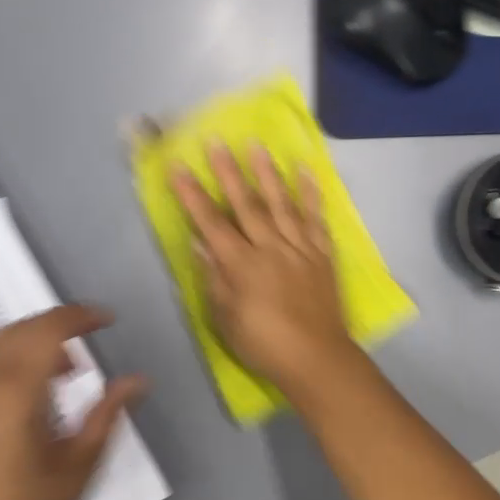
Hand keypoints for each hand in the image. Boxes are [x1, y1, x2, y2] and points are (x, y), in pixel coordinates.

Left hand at [0, 305, 145, 499]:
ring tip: (49, 382)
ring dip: (25, 345)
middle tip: (80, 367)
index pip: (50, 327)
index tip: (107, 322)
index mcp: (13, 386)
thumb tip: (137, 381)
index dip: (81, 317)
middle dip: (55, 333)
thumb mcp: (75, 468)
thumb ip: (105, 417)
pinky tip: (14, 400)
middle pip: (20, 329)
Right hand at [170, 143, 357, 395]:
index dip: (192, 195)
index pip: (211, 223)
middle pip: (246, 204)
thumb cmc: (262, 344)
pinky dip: (310, 193)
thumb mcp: (225, 319)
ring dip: (266, 172)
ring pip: (281, 203)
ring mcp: (299, 248)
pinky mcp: (322, 254)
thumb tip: (199, 242)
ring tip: (255, 144)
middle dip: (228, 171)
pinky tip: (303, 170)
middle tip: (215, 141)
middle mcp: (269, 248)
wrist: (316, 358)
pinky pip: (315, 218)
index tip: (178, 167)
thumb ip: (213, 278)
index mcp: (241, 265)